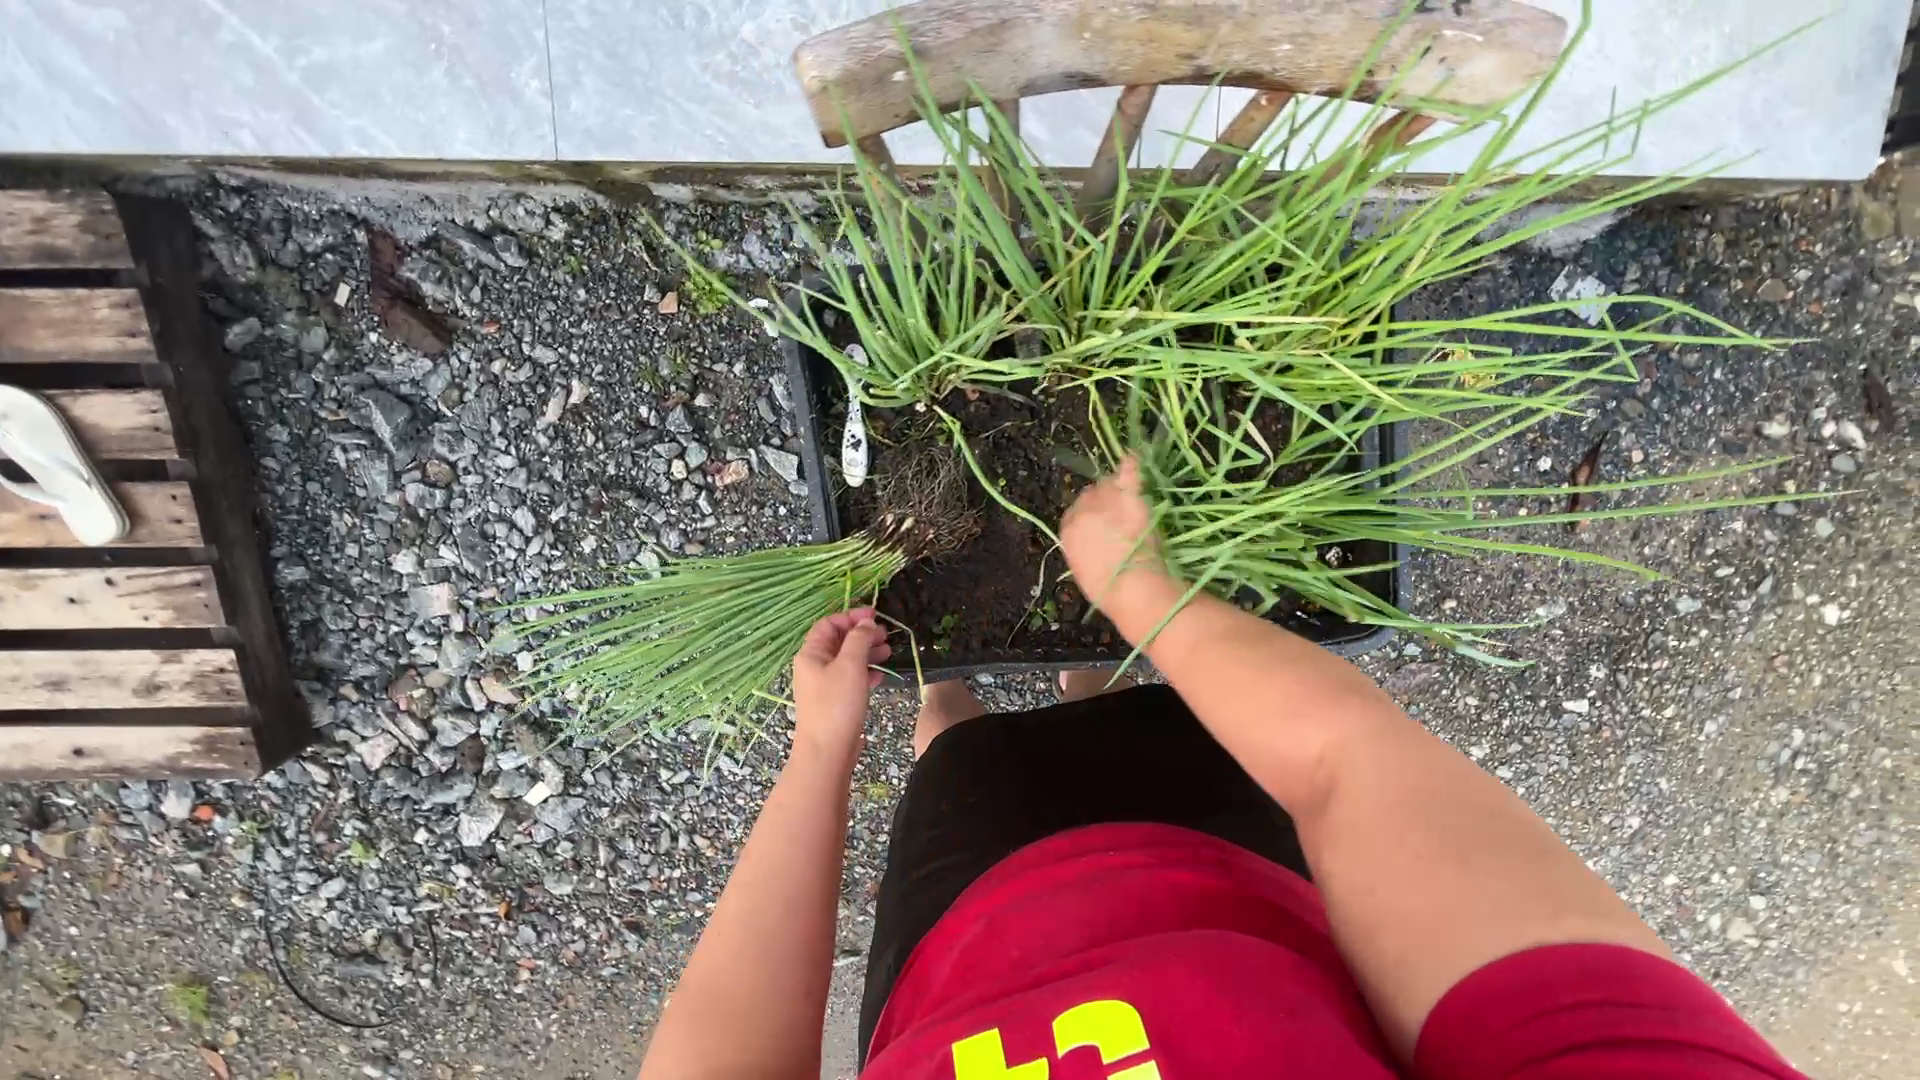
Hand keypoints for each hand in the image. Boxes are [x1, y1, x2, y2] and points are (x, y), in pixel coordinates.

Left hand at [791, 607, 889, 764]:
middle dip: (862, 634)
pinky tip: (881, 675)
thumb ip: (859, 639)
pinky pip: (851, 678)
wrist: (828, 751)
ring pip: (847, 660)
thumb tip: (866, 623)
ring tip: (888, 652)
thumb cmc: (837, 703)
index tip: (874, 615)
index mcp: (811, 654)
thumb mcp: (850, 664)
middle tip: (885, 634)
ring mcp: (824, 685)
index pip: (829, 624)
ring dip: (867, 652)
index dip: (851, 616)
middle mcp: (814, 666)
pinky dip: (865, 672)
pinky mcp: (835, 701)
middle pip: (839, 641)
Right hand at [1061, 456, 1178, 624]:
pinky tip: (1133, 459)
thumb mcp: (1085, 572)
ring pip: (1108, 484)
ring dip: (1117, 488)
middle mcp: (1082, 512)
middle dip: (1102, 500)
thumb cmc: (1109, 591)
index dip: (1090, 514)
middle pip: (1090, 495)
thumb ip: (1084, 550)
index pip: (1075, 512)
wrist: (1132, 588)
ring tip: (1129, 497)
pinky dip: (1130, 466)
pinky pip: (1128, 474)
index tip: (1101, 521)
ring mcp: (1106, 502)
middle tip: (1119, 512)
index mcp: (1068, 533)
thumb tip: (1093, 545)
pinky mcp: (1129, 498)